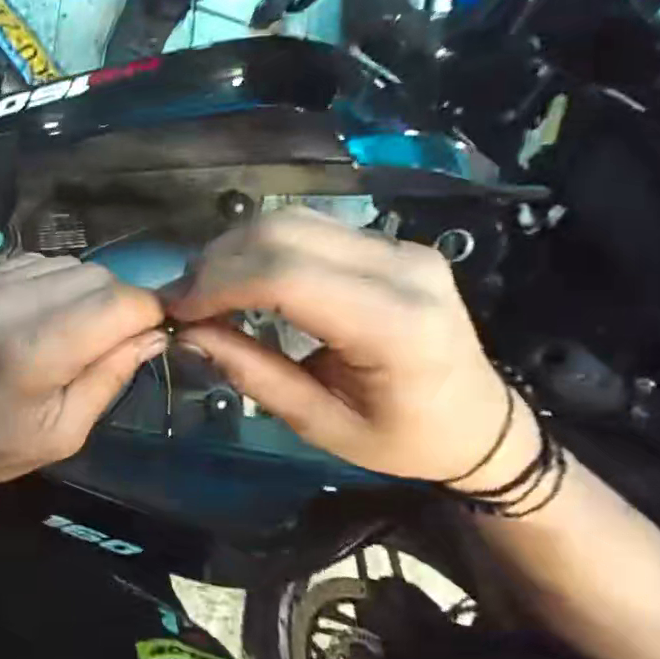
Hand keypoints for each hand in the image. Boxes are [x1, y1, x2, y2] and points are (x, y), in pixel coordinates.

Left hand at [0, 254, 167, 498]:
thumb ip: (110, 378)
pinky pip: (44, 262)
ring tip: (79, 331)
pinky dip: (62, 284)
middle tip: (116, 341)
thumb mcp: (61, 434)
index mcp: (32, 350)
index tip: (155, 335)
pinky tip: (50, 315)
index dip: (150, 315)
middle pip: (100, 277)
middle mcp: (11, 301)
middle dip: (123, 305)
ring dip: (92, 293)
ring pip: (75, 264)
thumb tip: (154, 335)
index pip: (119, 304)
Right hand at [164, 208, 524, 485]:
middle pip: (285, 232)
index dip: (220, 283)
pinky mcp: (390, 240)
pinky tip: (244, 275)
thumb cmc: (406, 439)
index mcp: (396, 325)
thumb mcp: (323, 426)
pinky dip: (263, 246)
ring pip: (293, 219)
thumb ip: (254, 374)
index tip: (177, 309)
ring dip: (236, 248)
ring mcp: (400, 245)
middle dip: (219, 260)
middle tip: (184, 299)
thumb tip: (188, 333)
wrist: (482, 421)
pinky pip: (310, 227)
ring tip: (207, 288)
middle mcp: (402, 268)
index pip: (288, 276)